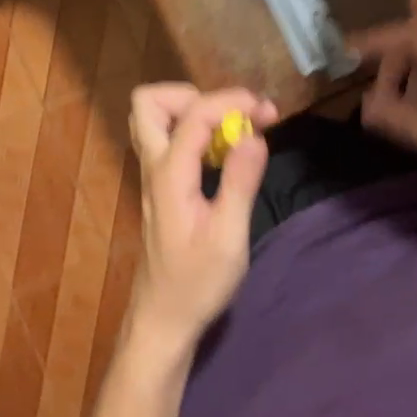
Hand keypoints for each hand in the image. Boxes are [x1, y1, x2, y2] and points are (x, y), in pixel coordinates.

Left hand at [124, 84, 277, 347]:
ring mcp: (153, 175)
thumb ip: (240, 182)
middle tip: (232, 116)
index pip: (194, 114)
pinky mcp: (161, 185)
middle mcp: (154, 166)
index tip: (266, 110)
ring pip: (154, 118)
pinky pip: (167, 138)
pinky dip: (193, 129)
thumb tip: (254, 134)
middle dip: (194, 96)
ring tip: (232, 128)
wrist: (163, 321)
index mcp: (169, 175)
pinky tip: (224, 151)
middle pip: (150, 103)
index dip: (230, 101)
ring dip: (192, 110)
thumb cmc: (197, 284)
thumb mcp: (228, 238)